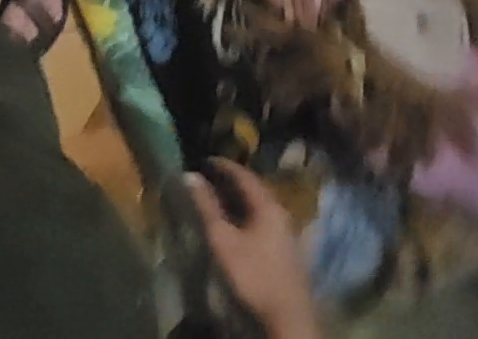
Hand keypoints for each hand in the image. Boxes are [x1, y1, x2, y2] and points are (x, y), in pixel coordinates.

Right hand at [186, 160, 318, 338]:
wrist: (288, 317)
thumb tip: (190, 175)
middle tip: (209, 176)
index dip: (223, 165)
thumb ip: (206, 206)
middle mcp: (282, 213)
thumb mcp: (222, 238)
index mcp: (268, 206)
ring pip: (260, 204)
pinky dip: (247, 212)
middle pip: (255, 188)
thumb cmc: (252, 273)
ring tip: (218, 196)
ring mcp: (287, 232)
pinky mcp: (287, 248)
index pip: (244, 175)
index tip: (204, 159)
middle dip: (231, 180)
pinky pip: (264, 218)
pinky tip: (237, 221)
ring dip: (239, 197)